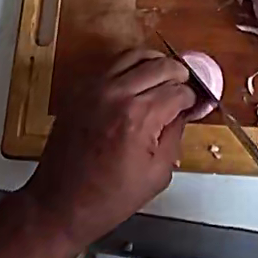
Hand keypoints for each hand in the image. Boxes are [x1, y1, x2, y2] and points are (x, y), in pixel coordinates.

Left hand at [18, 49, 196, 248]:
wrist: (60, 202)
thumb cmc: (107, 197)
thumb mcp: (157, 173)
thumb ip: (175, 133)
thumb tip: (187, 110)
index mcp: (138, 116)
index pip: (179, 90)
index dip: (193, 98)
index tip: (196, 104)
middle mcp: (116, 94)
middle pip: (161, 65)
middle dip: (179, 76)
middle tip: (185, 89)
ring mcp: (94, 87)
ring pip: (135, 55)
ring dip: (155, 63)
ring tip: (165, 78)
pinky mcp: (80, 88)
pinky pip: (111, 63)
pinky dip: (130, 66)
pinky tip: (138, 81)